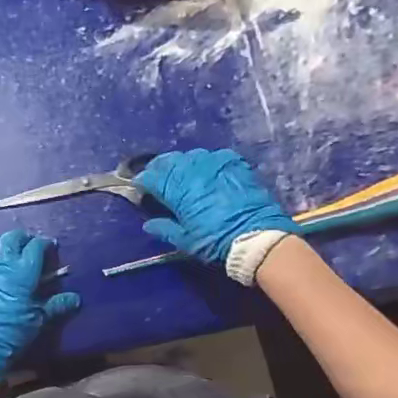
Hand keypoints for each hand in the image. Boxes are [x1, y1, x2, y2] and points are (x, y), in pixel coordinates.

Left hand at [0, 230, 79, 392]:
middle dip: (23, 238)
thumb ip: (57, 305)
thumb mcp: (40, 318)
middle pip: (13, 238)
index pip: (36, 247)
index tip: (50, 247)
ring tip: (6, 245)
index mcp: (24, 271)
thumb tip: (75, 299)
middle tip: (29, 244)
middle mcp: (2, 263)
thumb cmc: (15, 331)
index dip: (45, 244)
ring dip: (0, 240)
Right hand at [135, 149, 300, 278]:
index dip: (142, 181)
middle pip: (169, 161)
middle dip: (158, 168)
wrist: (259, 237)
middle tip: (155, 178)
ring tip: (180, 175)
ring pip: (190, 156)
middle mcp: (194, 170)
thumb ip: (165, 228)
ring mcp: (216, 164)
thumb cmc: (217, 241)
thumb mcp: (186, 240)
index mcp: (178, 189)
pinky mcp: (235, 164)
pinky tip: (206, 172)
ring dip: (181, 164)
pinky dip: (205, 163)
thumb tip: (149, 224)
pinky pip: (213, 157)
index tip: (138, 187)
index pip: (152, 176)